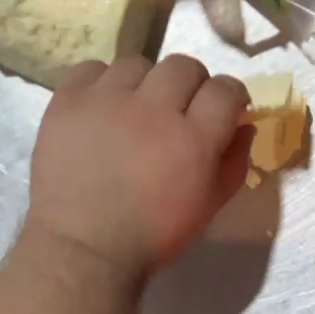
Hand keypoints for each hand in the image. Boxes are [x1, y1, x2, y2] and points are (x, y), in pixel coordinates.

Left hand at [24, 55, 252, 278]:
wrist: (85, 249)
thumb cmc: (153, 238)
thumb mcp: (206, 210)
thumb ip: (233, 166)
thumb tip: (244, 127)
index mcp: (194, 140)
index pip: (225, 90)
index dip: (231, 96)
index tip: (226, 109)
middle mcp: (154, 109)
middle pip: (184, 66)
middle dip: (191, 85)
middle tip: (181, 110)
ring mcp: (108, 99)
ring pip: (138, 64)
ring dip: (145, 84)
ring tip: (136, 112)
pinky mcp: (69, 100)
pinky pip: (93, 69)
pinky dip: (103, 85)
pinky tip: (103, 111)